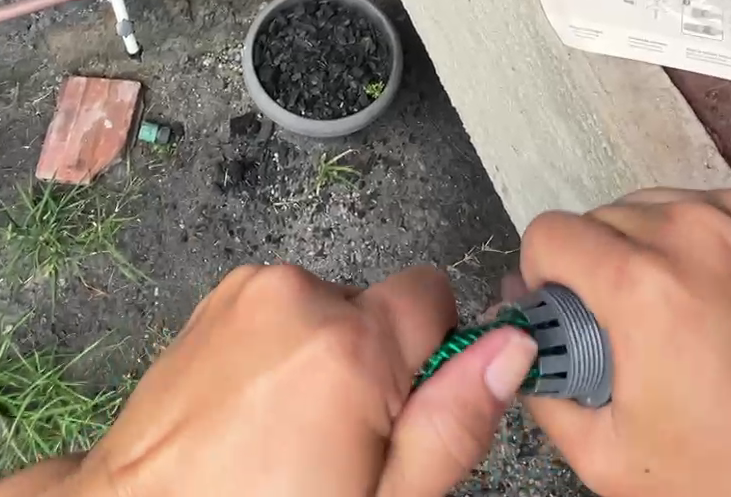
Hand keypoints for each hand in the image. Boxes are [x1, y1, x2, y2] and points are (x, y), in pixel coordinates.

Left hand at [0, 262, 536, 496]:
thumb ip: (454, 422)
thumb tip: (512, 346)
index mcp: (349, 342)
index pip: (434, 292)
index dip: (434, 352)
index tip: (403, 410)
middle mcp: (299, 293)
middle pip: (377, 307)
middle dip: (374, 361)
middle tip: (339, 441)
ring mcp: (251, 288)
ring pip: (328, 309)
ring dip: (324, 355)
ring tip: (286, 432)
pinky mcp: (218, 296)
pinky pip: (282, 307)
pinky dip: (283, 346)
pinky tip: (253, 408)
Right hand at [517, 189, 730, 496]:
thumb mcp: (612, 459)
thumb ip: (544, 393)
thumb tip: (520, 339)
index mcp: (638, 284)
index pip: (548, 232)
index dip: (544, 272)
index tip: (567, 308)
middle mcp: (681, 230)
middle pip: (595, 218)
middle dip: (594, 262)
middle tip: (624, 319)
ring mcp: (730, 213)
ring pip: (643, 204)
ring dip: (640, 243)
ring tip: (674, 300)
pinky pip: (693, 203)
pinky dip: (688, 235)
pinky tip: (712, 283)